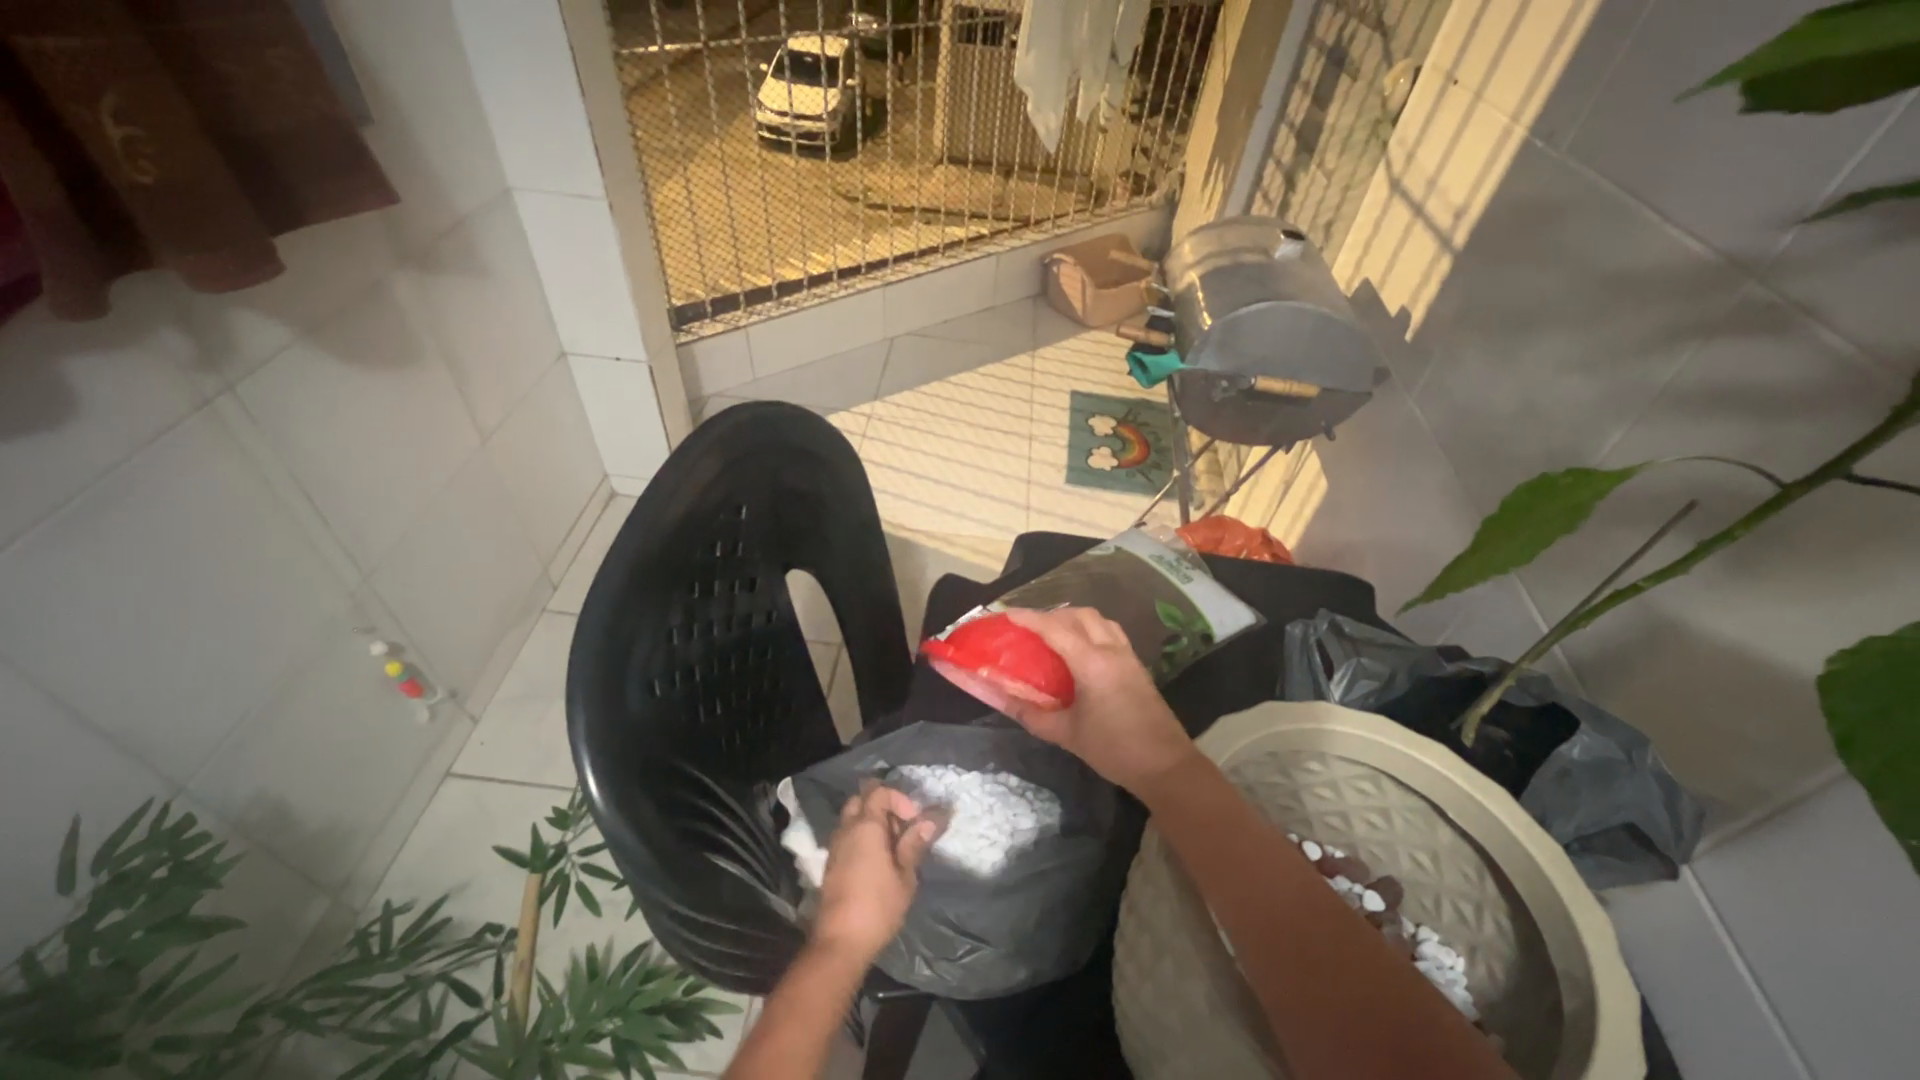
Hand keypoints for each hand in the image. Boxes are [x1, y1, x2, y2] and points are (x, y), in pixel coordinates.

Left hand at [811, 782, 939, 960]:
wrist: (840, 941)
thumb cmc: (878, 906)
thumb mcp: (905, 875)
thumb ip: (914, 844)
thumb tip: (930, 820)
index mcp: (865, 826)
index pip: (878, 792)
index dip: (899, 799)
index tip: (914, 820)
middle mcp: (846, 830)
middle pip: (861, 800)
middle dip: (883, 806)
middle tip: (902, 828)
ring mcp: (835, 847)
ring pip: (852, 818)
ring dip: (873, 822)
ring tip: (894, 847)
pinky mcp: (832, 864)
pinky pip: (847, 836)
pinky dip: (863, 837)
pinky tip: (878, 861)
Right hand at [999, 607, 1198, 792]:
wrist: (1165, 765)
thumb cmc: (1113, 749)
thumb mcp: (1065, 734)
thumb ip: (1029, 713)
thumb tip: (997, 697)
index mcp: (1093, 664)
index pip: (1055, 629)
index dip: (1029, 618)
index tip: (1006, 614)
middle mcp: (1112, 651)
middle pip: (1079, 615)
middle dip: (1051, 615)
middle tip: (1028, 629)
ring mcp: (1128, 656)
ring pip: (1099, 620)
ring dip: (1074, 619)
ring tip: (1053, 635)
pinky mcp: (1137, 666)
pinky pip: (1111, 633)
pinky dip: (1091, 630)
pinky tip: (1079, 651)